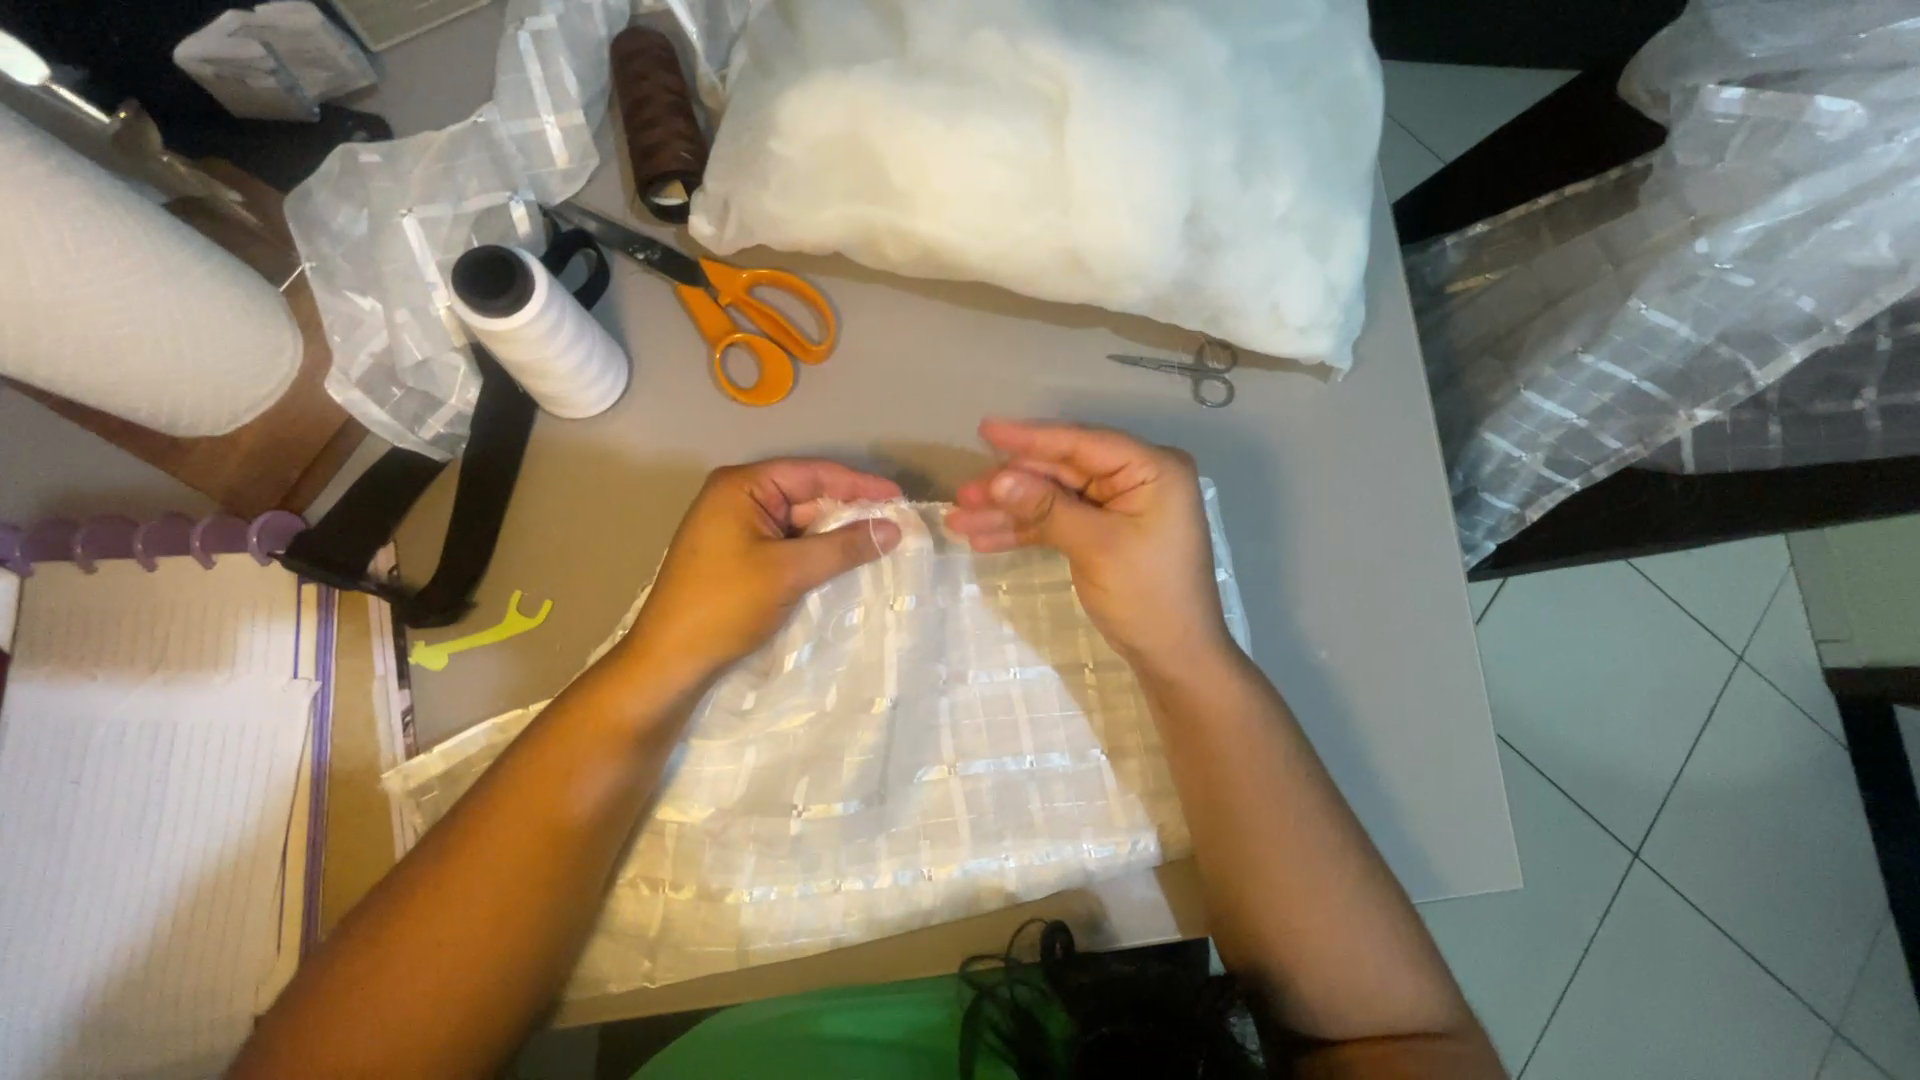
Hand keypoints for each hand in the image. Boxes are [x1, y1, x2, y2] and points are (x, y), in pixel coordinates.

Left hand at [622, 459, 901, 684]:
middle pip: (807, 495)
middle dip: (850, 511)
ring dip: (836, 535)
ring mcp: (737, 527)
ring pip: (800, 523)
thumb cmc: (725, 605)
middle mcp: (738, 497)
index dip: (859, 485)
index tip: (900, 499)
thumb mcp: (789, 572)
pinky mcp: (740, 555)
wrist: (670, 658)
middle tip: (897, 526)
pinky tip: (847, 563)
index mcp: (742, 486)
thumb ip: (843, 546)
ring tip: (882, 544)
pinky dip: (816, 552)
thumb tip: (894, 528)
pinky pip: (788, 544)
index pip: (812, 473)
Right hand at [945, 420, 1231, 670]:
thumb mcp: (1096, 547)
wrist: (1174, 656)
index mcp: (1151, 468)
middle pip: (1061, 470)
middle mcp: (1136, 479)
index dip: (1030, 438)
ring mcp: (1119, 507)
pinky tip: (984, 539)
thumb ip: (1047, 508)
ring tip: (960, 521)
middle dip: (1011, 484)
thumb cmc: (1147, 595)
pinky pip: (1058, 523)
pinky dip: (1025, 531)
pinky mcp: (1103, 533)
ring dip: (1009, 511)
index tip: (984, 430)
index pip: (1082, 443)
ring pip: (1053, 498)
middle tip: (962, 494)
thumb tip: (999, 479)